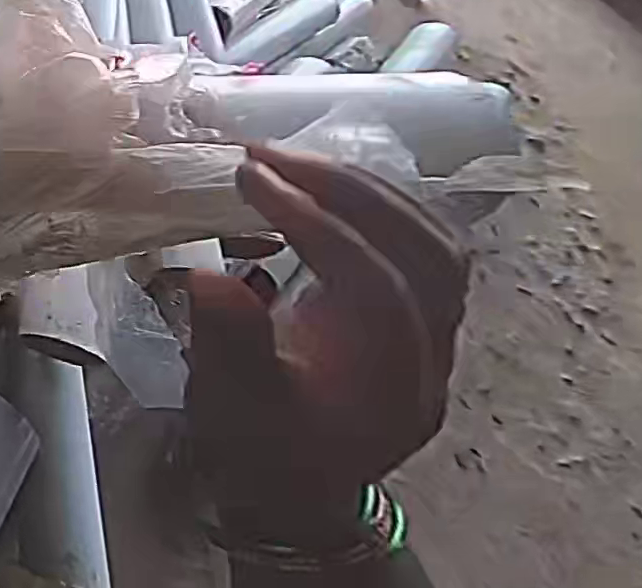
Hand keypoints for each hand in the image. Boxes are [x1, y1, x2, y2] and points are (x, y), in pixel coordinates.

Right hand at [185, 145, 468, 543]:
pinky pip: (418, 247)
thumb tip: (208, 274)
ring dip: (364, 190)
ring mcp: (431, 335)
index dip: (310, 219)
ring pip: (433, 244)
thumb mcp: (228, 401)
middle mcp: (427, 352)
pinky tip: (325, 187)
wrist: (294, 488)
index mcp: (385, 377)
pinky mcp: (412, 319)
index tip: (247, 175)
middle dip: (345, 189)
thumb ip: (227, 342)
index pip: (371, 279)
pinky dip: (375, 205)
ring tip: (291, 160)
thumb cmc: (258, 445)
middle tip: (267, 154)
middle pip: (422, 250)